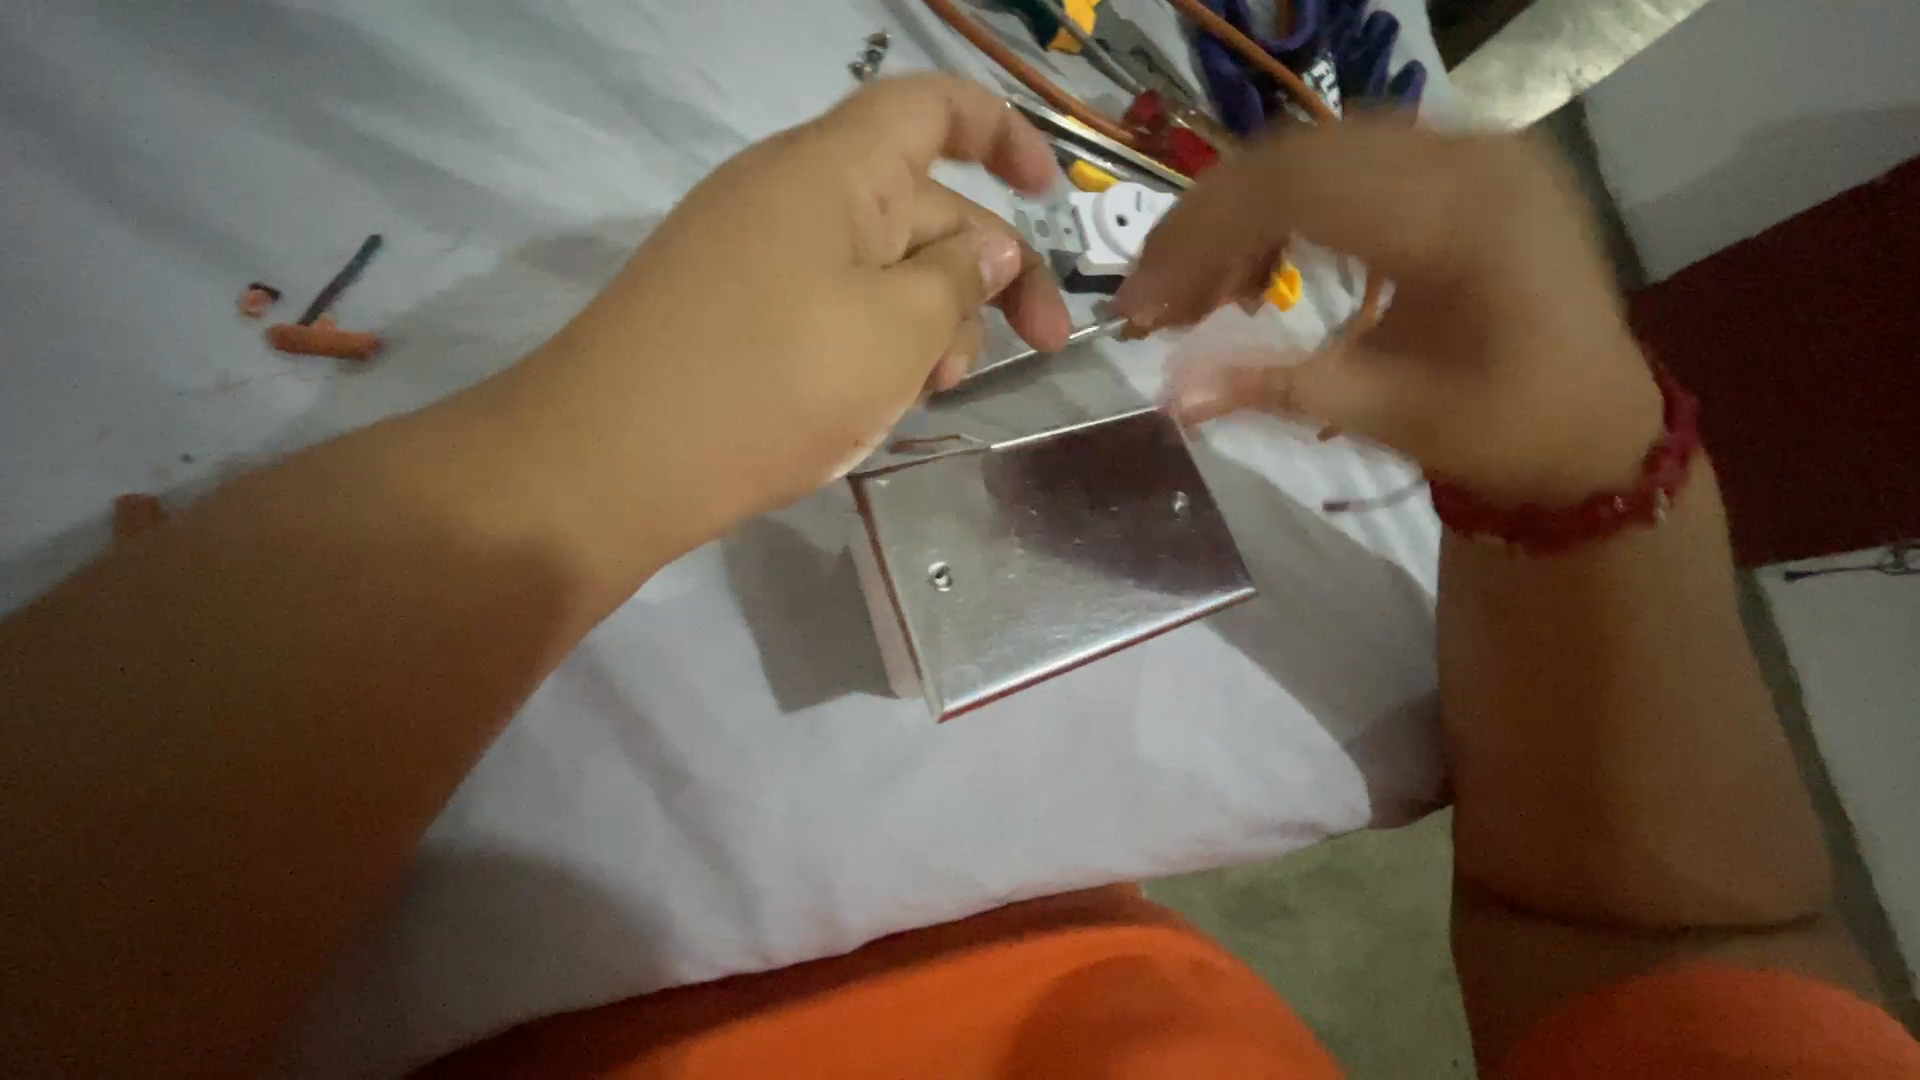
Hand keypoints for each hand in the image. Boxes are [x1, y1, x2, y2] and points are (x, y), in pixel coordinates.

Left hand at [524, 75, 1070, 549]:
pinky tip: (884, 400)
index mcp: (835, 169)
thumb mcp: (897, 329)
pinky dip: (874, 345)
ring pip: (879, 271)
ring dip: (930, 322)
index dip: (1004, 136)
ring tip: (939, 390)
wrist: (614, 463)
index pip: (934, 109)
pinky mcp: (737, 315)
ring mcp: (759, 257)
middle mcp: (794, 196)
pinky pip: (831, 310)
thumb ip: (960, 279)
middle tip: (1037, 350)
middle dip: (988, 274)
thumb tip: (990, 249)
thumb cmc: (774, 382)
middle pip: (921, 209)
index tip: (1052, 197)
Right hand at [1113, 120, 1661, 504]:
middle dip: (1200, 228)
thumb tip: (1170, 396)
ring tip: (1193, 294)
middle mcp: (1469, 156)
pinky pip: (1337, 166)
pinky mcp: (1452, 166)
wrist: (1593, 423)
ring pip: (1307, 154)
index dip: (1198, 241)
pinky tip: (1252, 269)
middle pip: (1294, 157)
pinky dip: (1274, 215)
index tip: (1139, 305)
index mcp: (1465, 219)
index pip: (1297, 189)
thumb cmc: (1504, 429)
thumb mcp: (1387, 416)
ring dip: (1231, 220)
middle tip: (1146, 298)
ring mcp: (1465, 150)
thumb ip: (1274, 391)